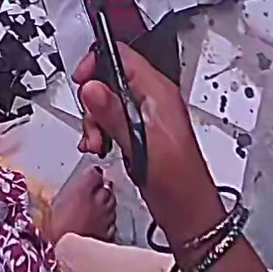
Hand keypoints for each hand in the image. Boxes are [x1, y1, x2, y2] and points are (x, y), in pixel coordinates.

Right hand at [73, 43, 221, 241]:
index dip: (96, 63)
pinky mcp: (138, 129)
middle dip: (92, 101)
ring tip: (98, 141)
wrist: (189, 216)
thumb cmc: (178, 185)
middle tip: (94, 125)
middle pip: (108, 78)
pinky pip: (110, 117)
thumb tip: (92, 87)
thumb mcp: (141, 146)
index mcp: (158, 93)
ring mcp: (145, 114)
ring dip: (94, 120)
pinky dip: (99, 129)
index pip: (121, 55)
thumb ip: (113, 114)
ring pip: (105, 99)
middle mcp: (152, 99)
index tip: (83, 83)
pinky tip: (101, 145)